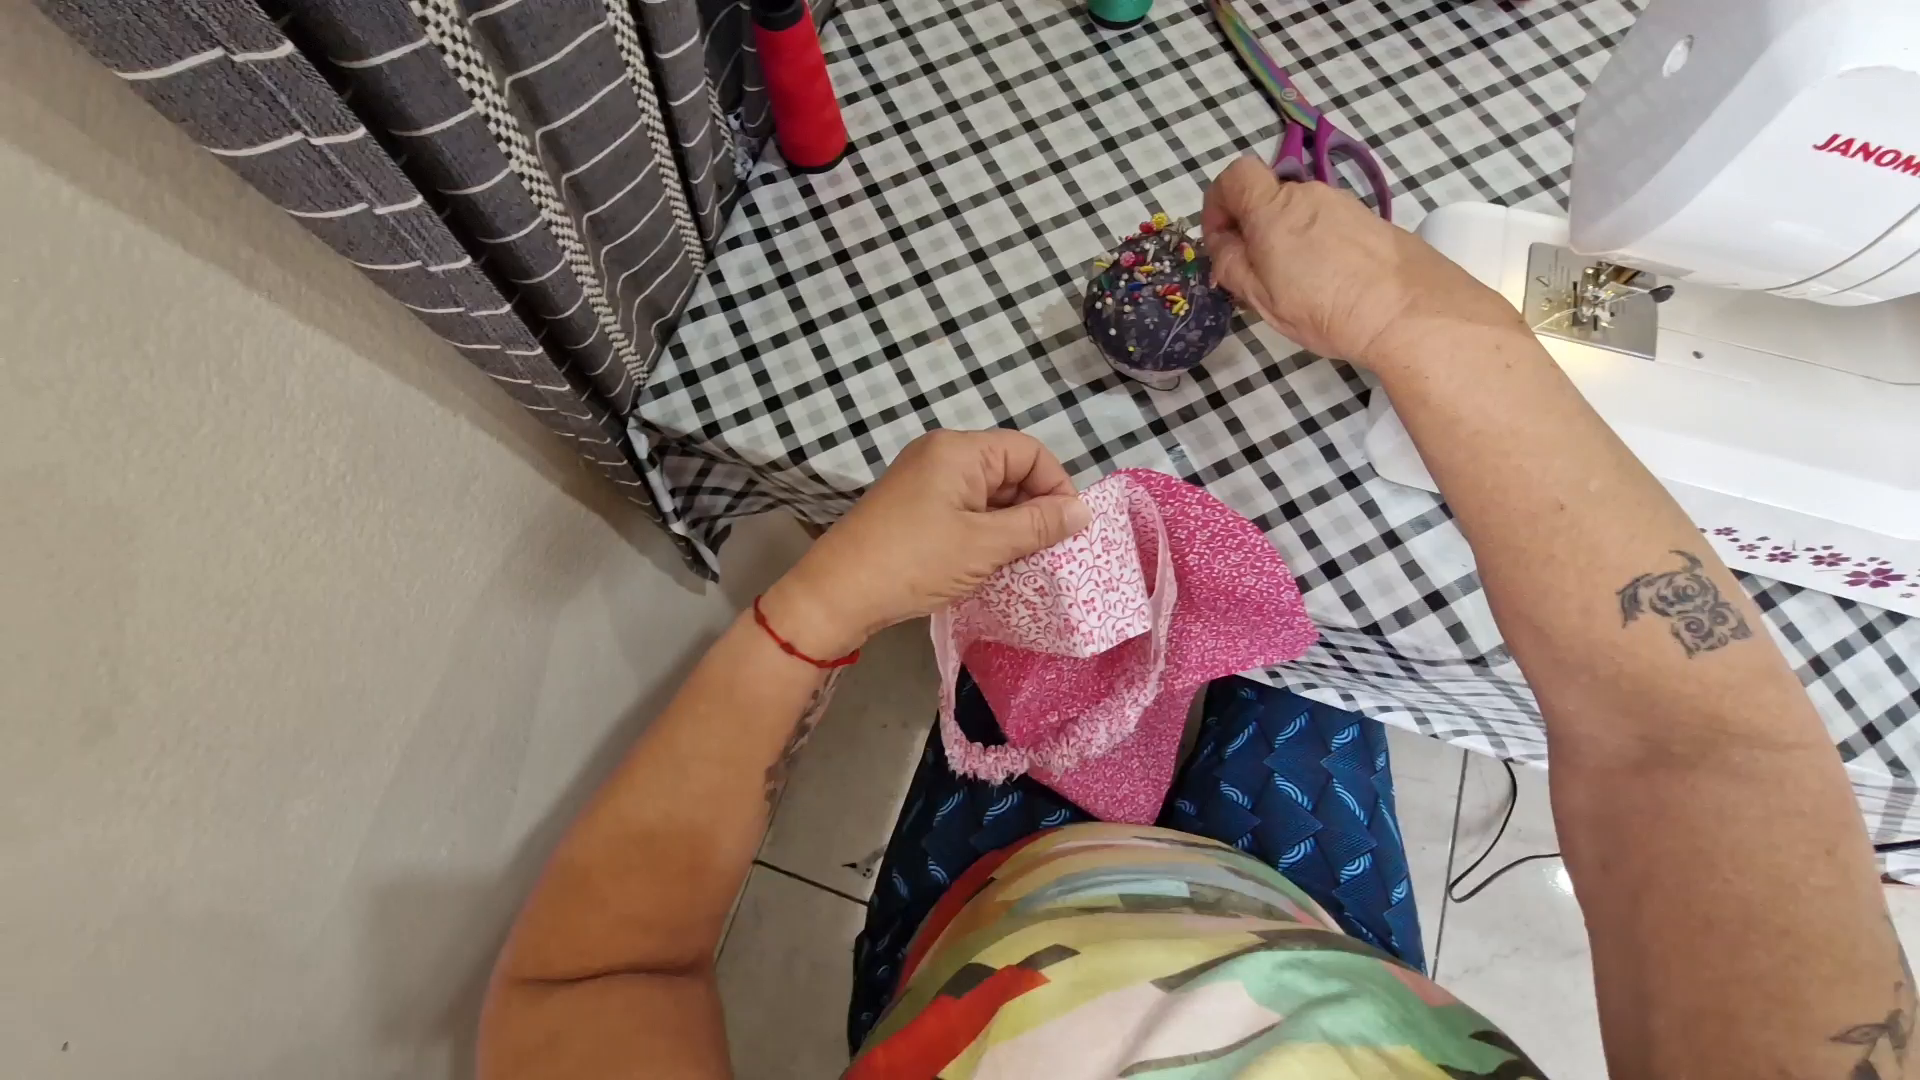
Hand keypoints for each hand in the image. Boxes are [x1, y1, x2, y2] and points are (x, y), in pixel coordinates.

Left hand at [757, 430, 1091, 658]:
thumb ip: (1037, 525)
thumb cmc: (915, 562)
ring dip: (1010, 525)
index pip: (1029, 451)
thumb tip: (1083, 512)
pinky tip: (991, 562)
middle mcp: (942, 455)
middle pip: (1009, 470)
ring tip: (1022, 561)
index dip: (1056, 486)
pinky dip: (984, 532)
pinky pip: (965, 510)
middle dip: (1033, 508)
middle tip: (1048, 551)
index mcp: (959, 450)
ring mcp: (925, 481)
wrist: (838, 594)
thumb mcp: (985, 545)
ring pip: (989, 494)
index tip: (1068, 530)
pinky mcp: (915, 508)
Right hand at [1201, 157, 1525, 370]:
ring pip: (1297, 215)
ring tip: (1294, 287)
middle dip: (1251, 231)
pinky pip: (1325, 226)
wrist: (1407, 311)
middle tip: (1254, 278)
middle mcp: (1308, 195)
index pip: (1235, 175)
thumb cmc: (1322, 307)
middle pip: (1267, 199)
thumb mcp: (1260, 296)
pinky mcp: (1367, 221)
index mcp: (1274, 210)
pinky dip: (1314, 247)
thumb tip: (1222, 244)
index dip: (1217, 203)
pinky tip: (1326, 285)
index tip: (1220, 241)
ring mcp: (1343, 205)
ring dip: (1284, 242)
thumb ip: (1232, 264)